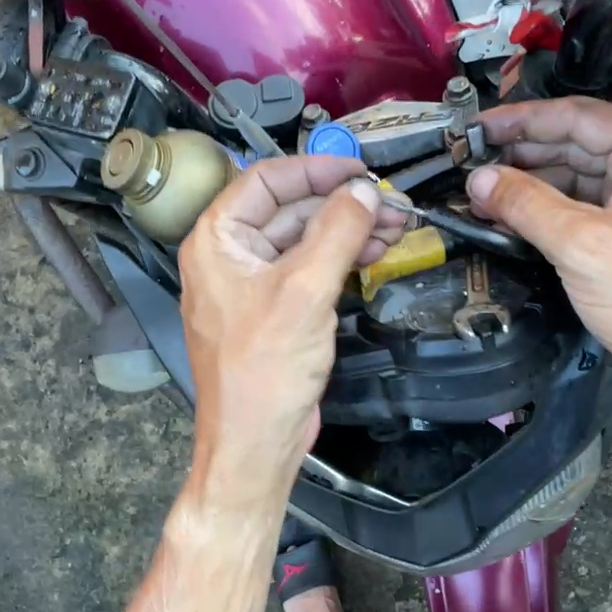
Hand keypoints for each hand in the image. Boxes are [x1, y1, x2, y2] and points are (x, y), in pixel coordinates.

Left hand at [179, 156, 405, 504]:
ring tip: (395, 227)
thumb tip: (366, 189)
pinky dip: (340, 258)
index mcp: (216, 239)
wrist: (255, 442)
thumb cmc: (266, 367)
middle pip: (289, 209)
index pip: (266, 180)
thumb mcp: (306, 290)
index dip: (315, 168)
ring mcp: (252, 283)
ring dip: (347, 230)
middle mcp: (229, 254)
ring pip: (304, 239)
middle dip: (342, 204)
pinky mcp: (274, 309)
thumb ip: (337, 231)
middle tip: (393, 205)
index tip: (362, 169)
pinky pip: (307, 268)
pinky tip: (375, 251)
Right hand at [465, 97, 611, 402]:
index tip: (476, 130)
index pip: (581, 117)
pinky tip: (511, 219)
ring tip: (481, 196)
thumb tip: (477, 179)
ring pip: (579, 178)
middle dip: (523, 155)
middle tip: (470, 165)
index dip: (523, 119)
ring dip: (531, 185)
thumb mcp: (582, 246)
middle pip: (579, 145)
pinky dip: (548, 211)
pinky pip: (586, 208)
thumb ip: (526, 205)